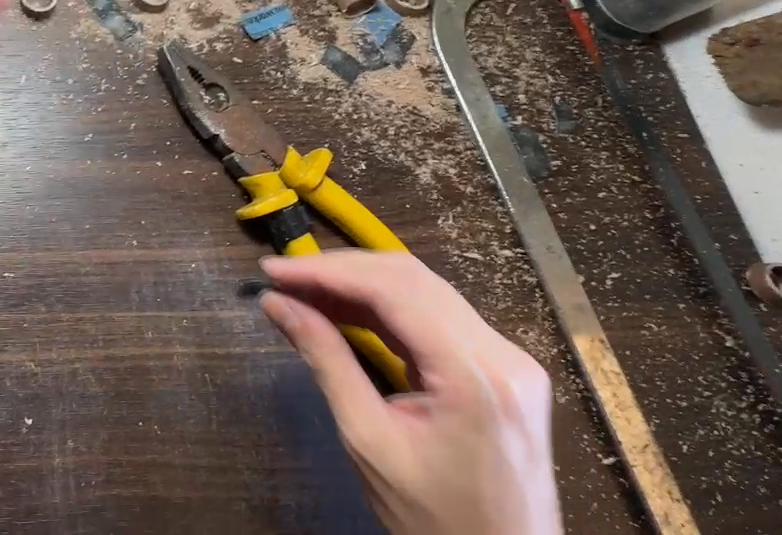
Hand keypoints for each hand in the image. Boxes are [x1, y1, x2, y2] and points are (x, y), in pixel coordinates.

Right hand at [257, 252, 561, 534]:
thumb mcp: (368, 439)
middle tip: (282, 276)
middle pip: (410, 279)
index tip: (272, 270)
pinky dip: (384, 305)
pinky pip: (435, 314)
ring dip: (359, 282)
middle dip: (339, 270)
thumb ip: (325, 360)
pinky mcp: (503, 366)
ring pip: (422, 288)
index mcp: (476, 376)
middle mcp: (502, 354)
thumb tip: (276, 303)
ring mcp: (509, 358)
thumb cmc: (434, 517)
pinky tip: (344, 308)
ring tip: (304, 289)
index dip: (326, 270)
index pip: (393, 290)